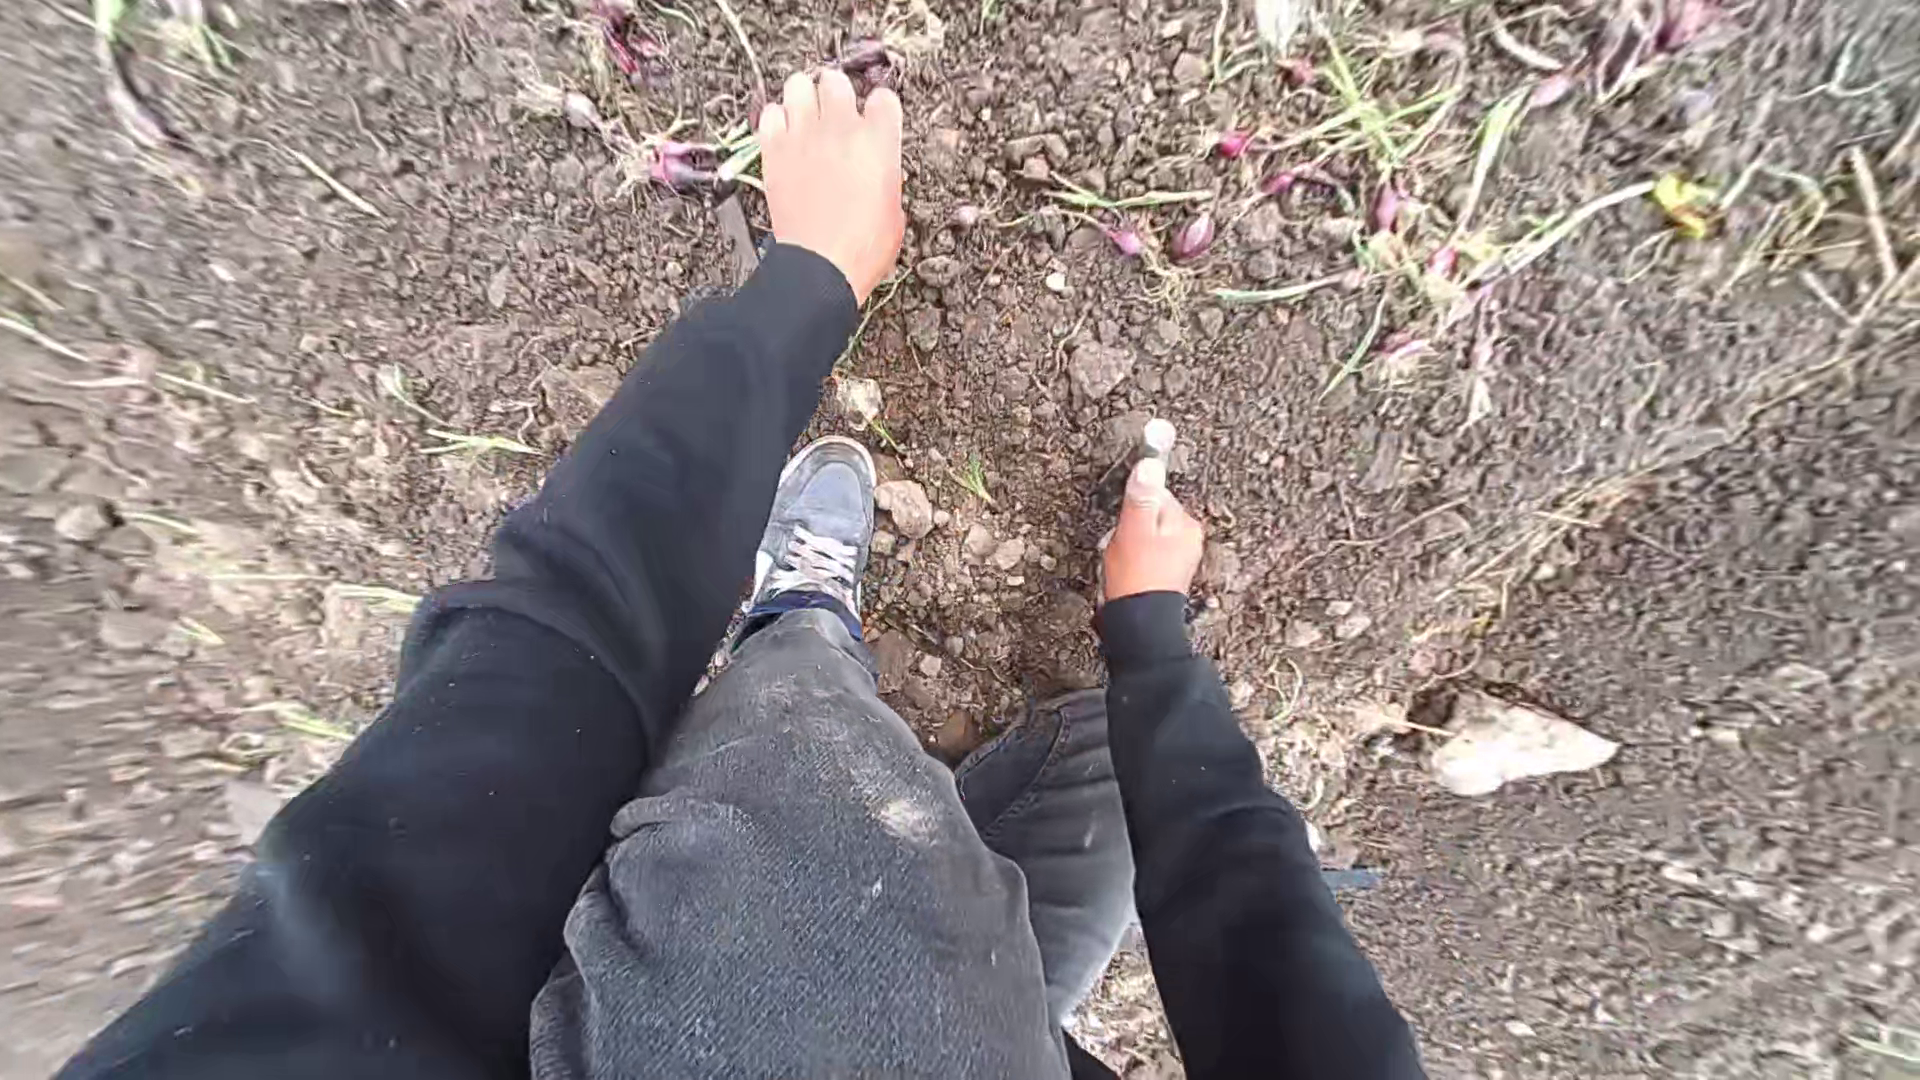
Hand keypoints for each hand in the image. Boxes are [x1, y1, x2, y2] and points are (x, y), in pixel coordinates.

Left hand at [757, 69, 904, 304]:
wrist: (822, 269)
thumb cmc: (862, 252)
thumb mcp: (894, 217)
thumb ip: (886, 180)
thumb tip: (879, 173)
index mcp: (879, 144)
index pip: (884, 100)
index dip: (880, 114)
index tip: (875, 125)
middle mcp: (841, 129)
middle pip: (837, 81)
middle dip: (838, 98)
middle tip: (836, 120)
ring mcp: (804, 136)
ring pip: (799, 85)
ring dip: (805, 100)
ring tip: (808, 124)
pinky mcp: (775, 150)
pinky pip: (770, 114)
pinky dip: (777, 121)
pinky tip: (786, 140)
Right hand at [1103, 457, 1204, 601]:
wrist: (1139, 625)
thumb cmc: (1136, 579)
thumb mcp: (1133, 531)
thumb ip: (1141, 497)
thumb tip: (1149, 464)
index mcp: (1184, 525)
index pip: (1155, 495)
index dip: (1132, 507)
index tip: (1123, 523)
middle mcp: (1187, 539)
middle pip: (1151, 514)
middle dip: (1130, 526)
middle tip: (1121, 545)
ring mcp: (1179, 557)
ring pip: (1146, 534)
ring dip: (1129, 543)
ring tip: (1122, 562)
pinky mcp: (1167, 573)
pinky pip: (1147, 553)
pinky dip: (1133, 558)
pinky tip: (1126, 572)